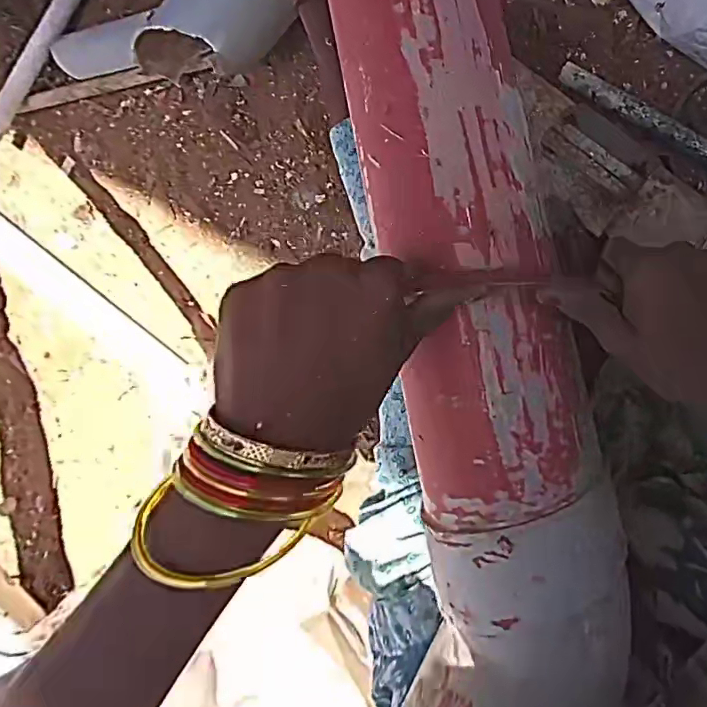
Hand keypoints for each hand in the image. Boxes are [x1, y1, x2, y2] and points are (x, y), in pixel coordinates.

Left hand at [213, 255, 475, 451]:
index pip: (390, 271)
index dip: (383, 296)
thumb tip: (462, 289)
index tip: (375, 318)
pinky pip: (267, 289)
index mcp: (377, 283)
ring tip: (302, 342)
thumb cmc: (348, 396)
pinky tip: (274, 342)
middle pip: (346, 269)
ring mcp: (283, 277)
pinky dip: (270, 309)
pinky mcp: (244, 289)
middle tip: (339, 335)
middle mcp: (332, 268)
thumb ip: (426, 311)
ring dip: (307, 298)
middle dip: (344, 293)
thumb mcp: (397, 353)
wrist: (276, 438)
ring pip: (306, 277)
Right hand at [539, 240, 706, 481]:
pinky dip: (700, 285)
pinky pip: (704, 270)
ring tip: (682, 322)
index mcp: (645, 266)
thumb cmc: (675, 366)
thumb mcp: (624, 344)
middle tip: (650, 321)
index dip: (611, 274)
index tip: (618, 303)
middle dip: (643, 279)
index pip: (614, 249)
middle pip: (648, 256)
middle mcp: (677, 250)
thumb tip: (547, 288)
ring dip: (673, 281)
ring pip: (678, 262)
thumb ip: (588, 309)